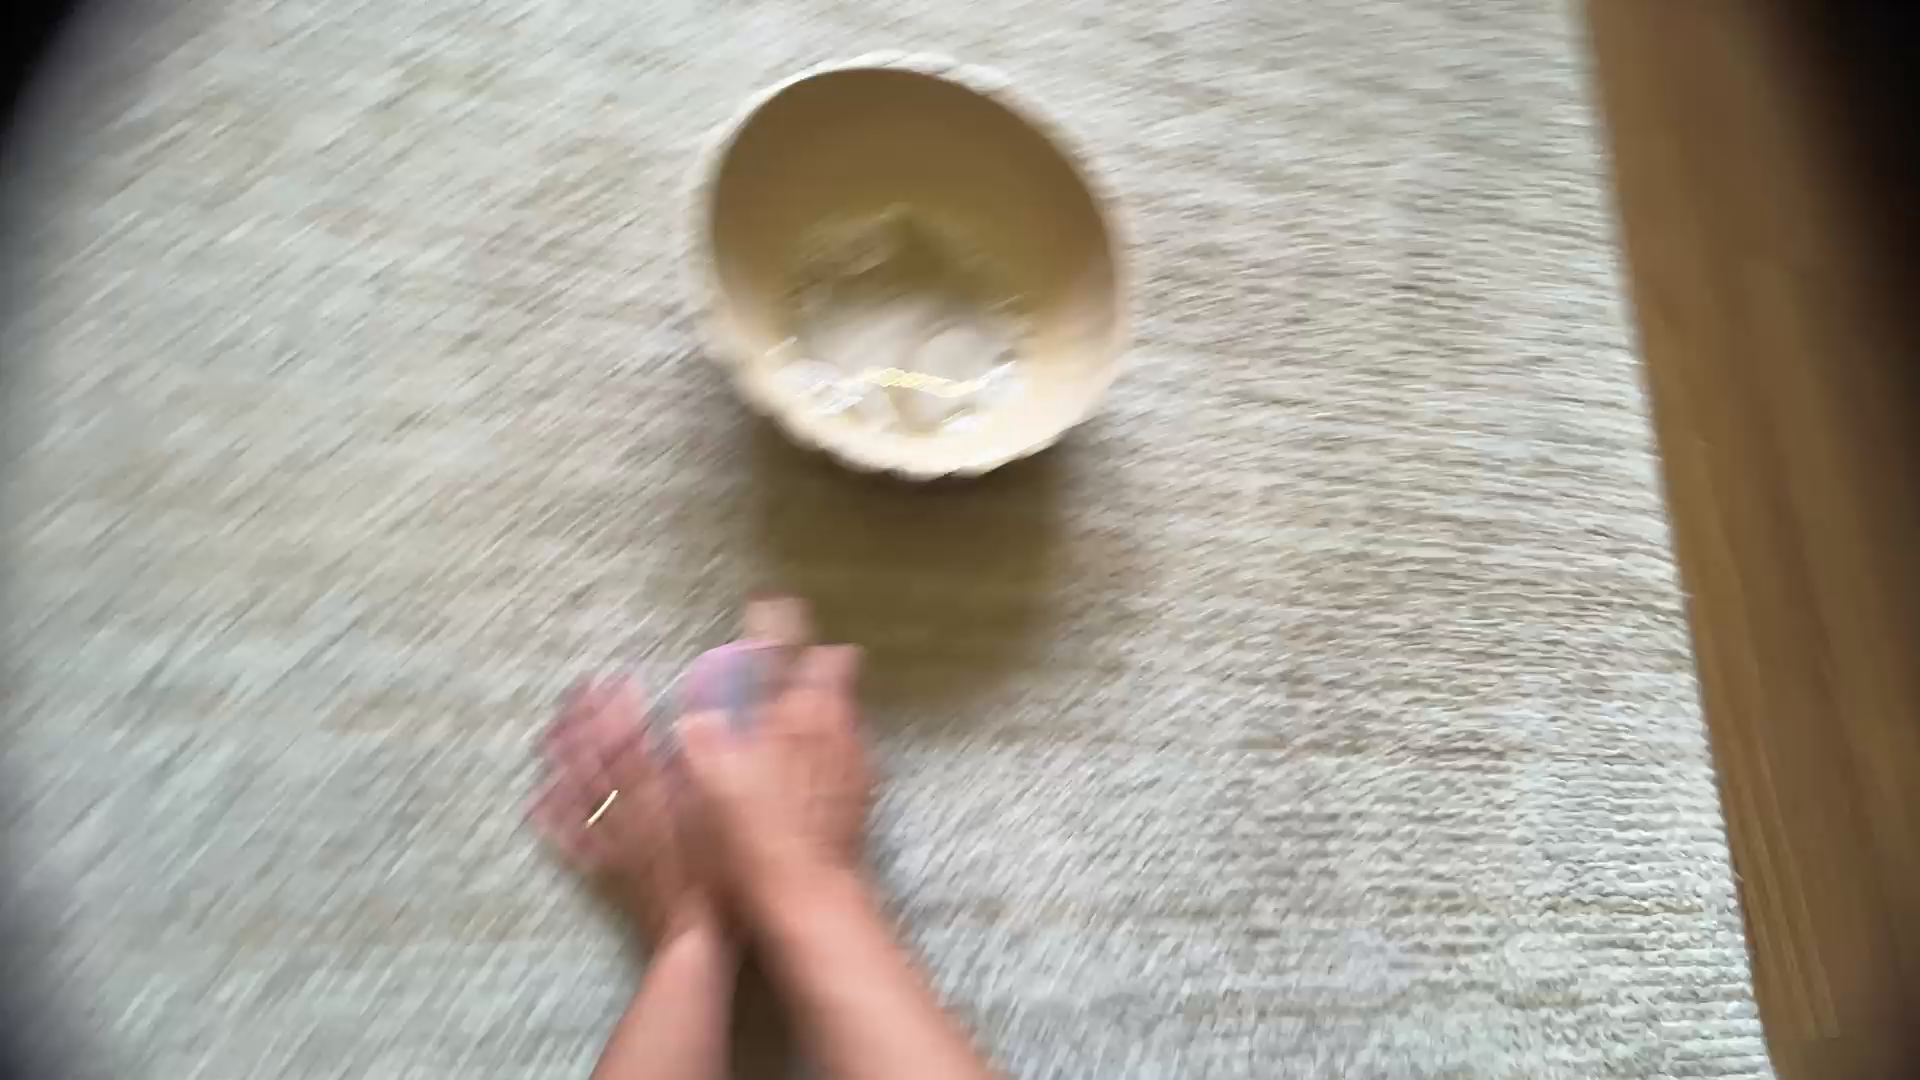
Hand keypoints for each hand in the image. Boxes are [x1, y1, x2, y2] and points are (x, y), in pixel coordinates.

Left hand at [531, 677, 720, 950]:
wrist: (694, 936)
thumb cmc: (720, 873)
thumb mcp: (719, 813)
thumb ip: (697, 769)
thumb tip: (682, 728)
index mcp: (656, 795)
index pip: (629, 740)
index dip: (620, 706)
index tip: (619, 677)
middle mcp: (624, 813)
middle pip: (593, 758)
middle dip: (584, 719)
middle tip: (578, 688)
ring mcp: (607, 842)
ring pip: (572, 791)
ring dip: (560, 756)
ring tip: (551, 728)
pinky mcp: (601, 870)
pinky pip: (565, 841)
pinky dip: (548, 817)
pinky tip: (535, 799)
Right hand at [678, 644, 869, 901]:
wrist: (809, 890)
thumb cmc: (752, 836)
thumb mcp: (712, 785)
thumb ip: (704, 739)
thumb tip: (698, 717)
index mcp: (789, 712)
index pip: (787, 647)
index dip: (777, 620)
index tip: (771, 603)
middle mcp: (828, 721)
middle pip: (833, 664)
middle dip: (815, 657)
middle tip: (794, 664)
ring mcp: (853, 749)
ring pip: (845, 700)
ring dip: (826, 696)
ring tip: (802, 713)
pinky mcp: (865, 779)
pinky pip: (851, 739)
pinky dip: (835, 737)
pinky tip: (817, 762)